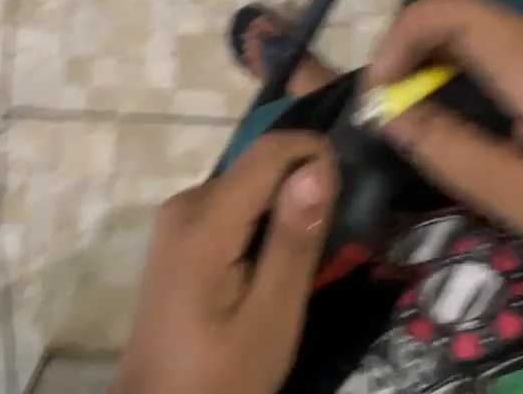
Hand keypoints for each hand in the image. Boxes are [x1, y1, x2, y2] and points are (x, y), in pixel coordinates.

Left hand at [113, 133, 338, 393]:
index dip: (312, 153)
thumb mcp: (270, 319)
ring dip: (281, 206)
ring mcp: (177, 217)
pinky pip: (231, 205)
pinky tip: (269, 264)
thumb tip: (318, 166)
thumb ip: (293, 240)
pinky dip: (259, 221)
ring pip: (247, 184)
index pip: (267, 151)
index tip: (345, 191)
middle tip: (330, 238)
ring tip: (303, 255)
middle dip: (299, 186)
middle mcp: (185, 202)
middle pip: (257, 166)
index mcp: (204, 220)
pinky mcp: (178, 233)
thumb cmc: (220, 376)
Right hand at [364, 0, 522, 258]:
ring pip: (465, 21)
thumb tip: (390, 116)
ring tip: (408, 108)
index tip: (381, 91)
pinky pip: (484, 38)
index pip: (449, 10)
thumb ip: (457, 155)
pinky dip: (449, 60)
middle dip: (404, 47)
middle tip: (387, 104)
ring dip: (424, 54)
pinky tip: (448, 106)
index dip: (401, 37)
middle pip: (451, 9)